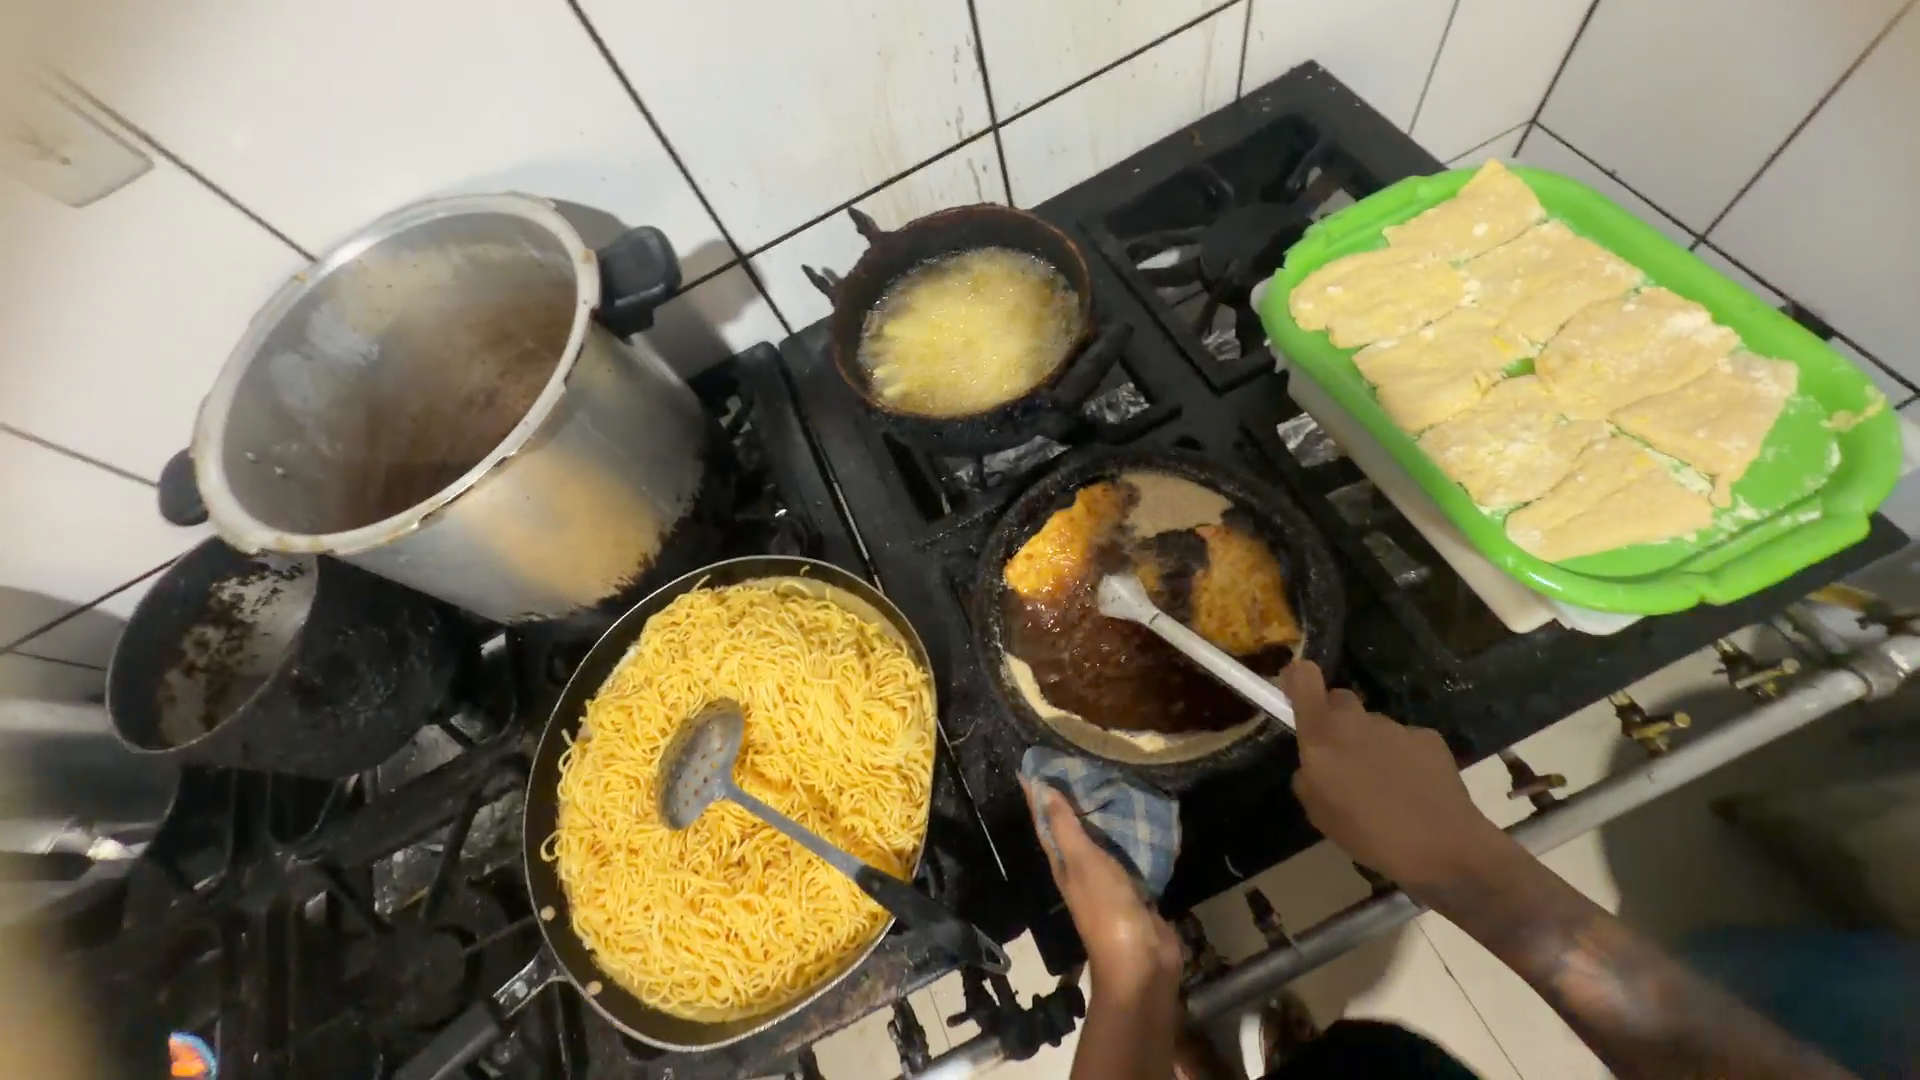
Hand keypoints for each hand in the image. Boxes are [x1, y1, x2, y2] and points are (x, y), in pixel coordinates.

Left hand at [1025, 781, 1181, 1000]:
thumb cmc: (1106, 908)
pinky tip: (1136, 816)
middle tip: (1072, 764)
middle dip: (1067, 798)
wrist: (1142, 962)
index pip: (1044, 821)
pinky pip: (1125, 851)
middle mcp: (1081, 868)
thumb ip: (1065, 826)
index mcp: (1063, 863)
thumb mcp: (1082, 862)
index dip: (1035, 795)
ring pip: (1097, 837)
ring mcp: (1107, 879)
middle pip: (1069, 827)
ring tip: (1104, 780)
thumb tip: (1041, 789)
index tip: (1029, 767)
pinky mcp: (1133, 887)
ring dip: (1097, 813)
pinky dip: (1126, 832)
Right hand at [1282, 660, 1509, 893]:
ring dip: (1372, 745)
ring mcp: (1395, 727)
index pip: (1304, 678)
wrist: (1444, 849)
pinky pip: (1405, 740)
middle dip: (1336, 720)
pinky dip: (1405, 758)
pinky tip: (1414, 789)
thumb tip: (1314, 765)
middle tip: (1343, 757)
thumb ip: (1307, 777)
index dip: (1296, 678)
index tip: (1293, 692)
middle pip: (1339, 700)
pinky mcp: (1429, 738)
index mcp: (1322, 736)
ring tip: (1386, 786)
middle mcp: (1355, 721)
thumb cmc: (1369, 834)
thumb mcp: (1318, 813)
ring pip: (1373, 725)